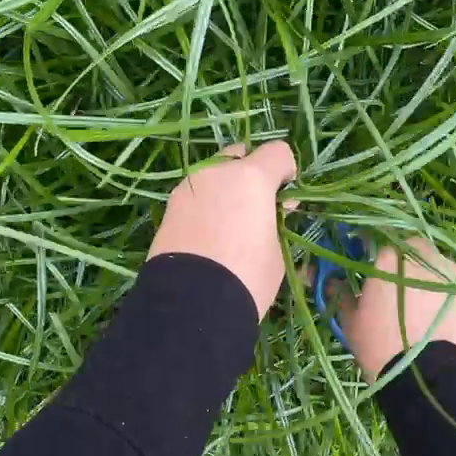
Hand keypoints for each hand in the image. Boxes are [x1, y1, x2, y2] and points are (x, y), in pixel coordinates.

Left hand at [149, 141, 297, 320]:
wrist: (192, 304)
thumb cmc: (247, 277)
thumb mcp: (276, 250)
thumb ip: (276, 219)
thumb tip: (275, 208)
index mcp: (251, 177)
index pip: (278, 152)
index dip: (286, 172)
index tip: (284, 198)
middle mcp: (217, 171)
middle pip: (241, 156)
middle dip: (251, 175)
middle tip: (256, 209)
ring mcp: (189, 186)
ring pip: (214, 174)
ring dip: (225, 189)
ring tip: (228, 226)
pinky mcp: (169, 205)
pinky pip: (196, 194)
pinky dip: (205, 204)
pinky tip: (208, 235)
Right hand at [338, 236, 455, 379]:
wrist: (430, 380)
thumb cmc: (382, 349)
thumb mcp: (352, 324)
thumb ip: (342, 296)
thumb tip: (332, 282)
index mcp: (386, 259)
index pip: (379, 243)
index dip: (376, 255)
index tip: (374, 268)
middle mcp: (419, 256)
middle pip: (412, 248)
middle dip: (407, 261)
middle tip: (403, 285)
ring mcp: (450, 271)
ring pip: (438, 263)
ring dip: (432, 275)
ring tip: (429, 303)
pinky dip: (454, 292)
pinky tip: (449, 314)